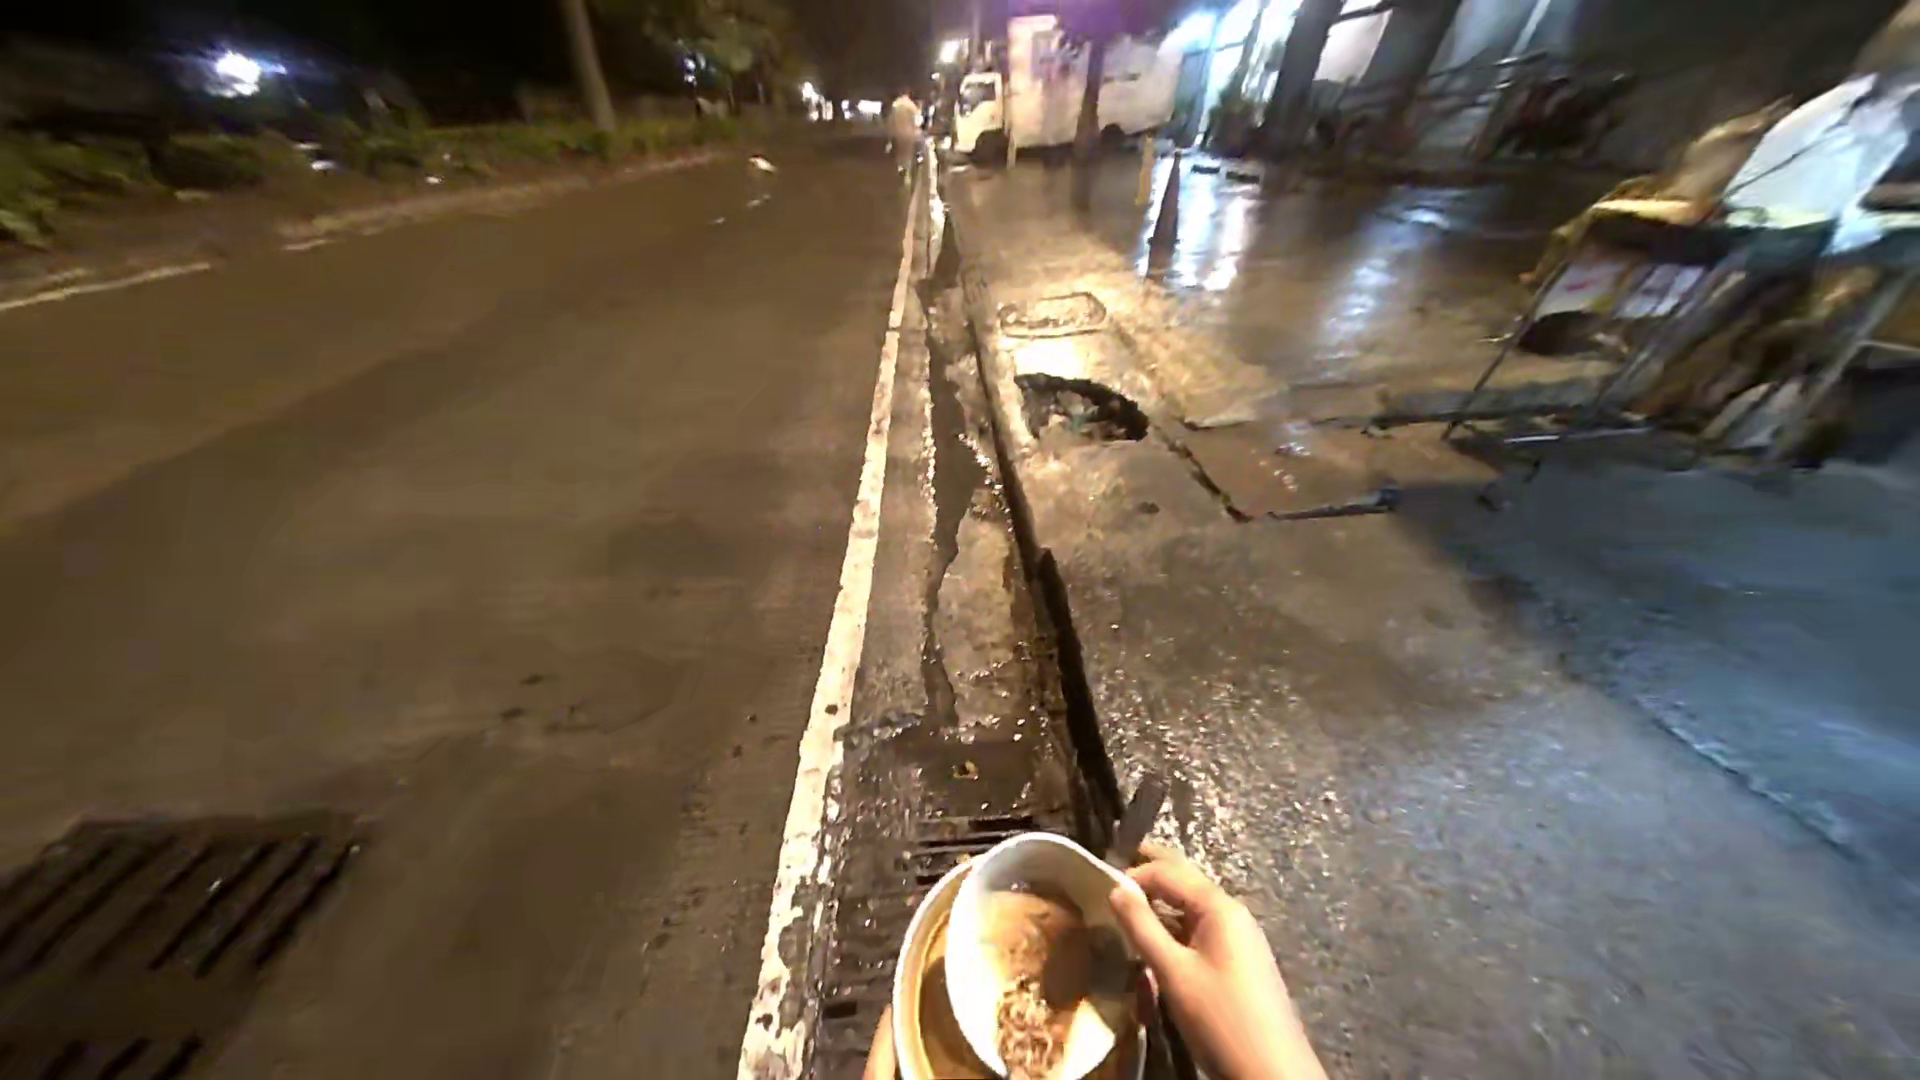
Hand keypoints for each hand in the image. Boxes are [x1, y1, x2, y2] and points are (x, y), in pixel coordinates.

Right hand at [1108, 855, 1327, 1079]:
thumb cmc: (1222, 1021)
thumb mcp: (1173, 973)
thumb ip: (1142, 926)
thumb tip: (1115, 889)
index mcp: (1218, 907)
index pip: (1168, 871)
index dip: (1134, 875)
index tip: (1103, 890)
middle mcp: (1231, 913)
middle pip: (1184, 879)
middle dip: (1151, 872)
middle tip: (1116, 872)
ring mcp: (1239, 937)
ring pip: (1192, 905)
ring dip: (1162, 901)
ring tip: (1130, 906)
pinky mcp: (1240, 961)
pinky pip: (1201, 928)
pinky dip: (1176, 924)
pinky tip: (1158, 938)